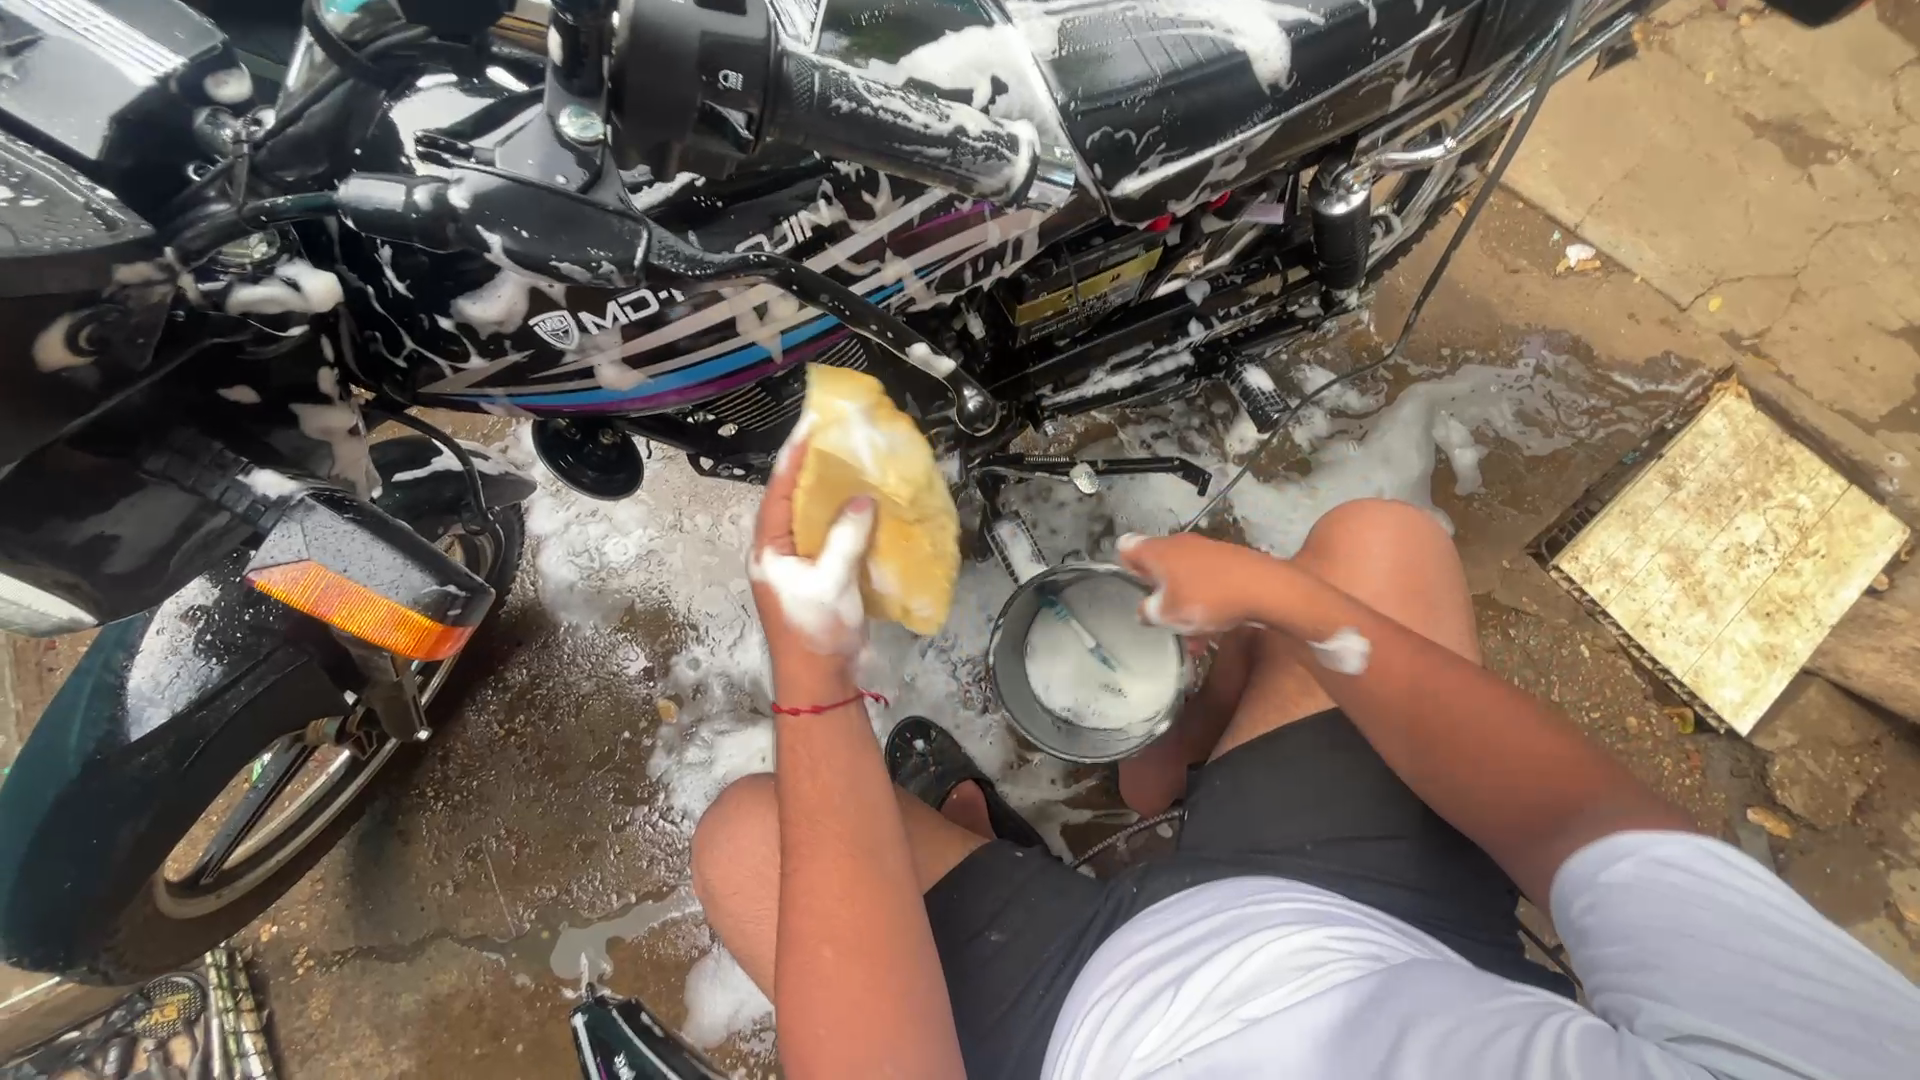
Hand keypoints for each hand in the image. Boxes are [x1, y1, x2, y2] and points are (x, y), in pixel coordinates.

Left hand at [748, 439, 874, 697]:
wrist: (821, 681)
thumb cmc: (814, 630)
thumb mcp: (829, 581)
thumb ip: (845, 537)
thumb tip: (862, 500)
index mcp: (769, 549)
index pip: (779, 490)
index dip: (794, 456)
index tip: (811, 424)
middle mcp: (780, 551)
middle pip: (794, 500)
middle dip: (814, 470)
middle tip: (837, 439)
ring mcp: (801, 565)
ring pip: (815, 519)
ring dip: (833, 495)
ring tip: (855, 465)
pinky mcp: (821, 576)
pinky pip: (833, 539)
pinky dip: (849, 522)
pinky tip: (869, 507)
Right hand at [1116, 532, 1283, 632]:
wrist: (1264, 587)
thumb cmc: (1207, 598)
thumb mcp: (1167, 614)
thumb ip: (1148, 612)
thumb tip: (1145, 610)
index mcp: (1156, 550)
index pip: (1126, 547)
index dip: (1125, 568)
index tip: (1136, 589)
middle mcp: (1178, 544)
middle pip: (1157, 566)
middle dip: (1158, 592)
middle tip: (1161, 614)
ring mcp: (1205, 551)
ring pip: (1184, 579)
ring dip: (1183, 604)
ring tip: (1191, 636)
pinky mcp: (1228, 561)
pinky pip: (1206, 583)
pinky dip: (1204, 603)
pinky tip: (1212, 631)